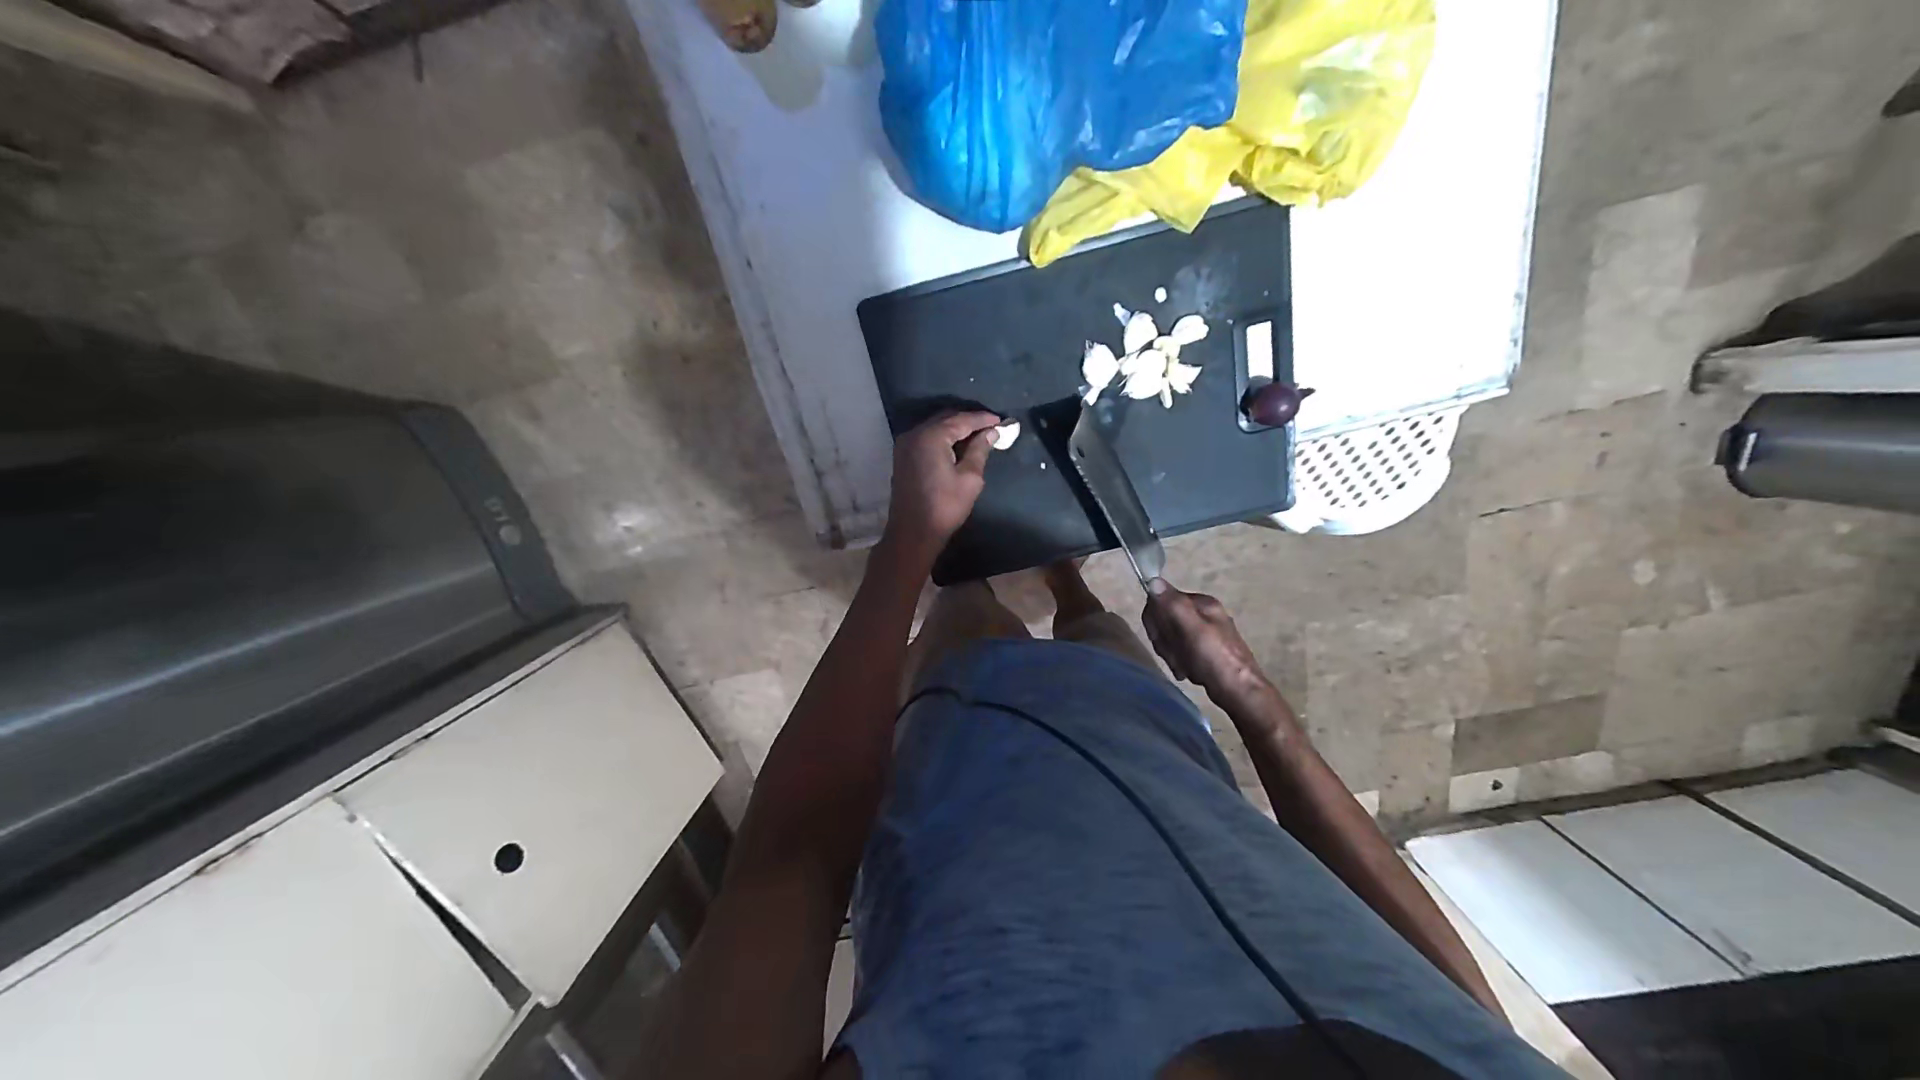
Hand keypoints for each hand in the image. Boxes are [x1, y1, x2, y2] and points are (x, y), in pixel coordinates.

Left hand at [882, 411, 1002, 564]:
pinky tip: (957, 445)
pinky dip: (943, 437)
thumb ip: (979, 450)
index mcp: (931, 437)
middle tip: (991, 427)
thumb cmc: (945, 507)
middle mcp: (914, 434)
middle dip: (969, 421)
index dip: (982, 419)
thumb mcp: (969, 478)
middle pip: (946, 419)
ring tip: (978, 435)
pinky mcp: (903, 456)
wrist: (913, 533)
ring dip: (955, 428)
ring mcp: (905, 444)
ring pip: (935, 427)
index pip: (961, 420)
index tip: (1001, 420)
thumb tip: (991, 433)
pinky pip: (926, 438)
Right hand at [1142, 579, 1273, 703]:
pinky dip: (1181, 661)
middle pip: (1166, 619)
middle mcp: (1205, 613)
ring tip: (1183, 666)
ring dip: (1172, 653)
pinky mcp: (1206, 649)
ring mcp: (1206, 632)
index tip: (1161, 639)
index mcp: (1202, 603)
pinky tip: (1188, 671)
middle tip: (1175, 656)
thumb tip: (1153, 580)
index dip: (1156, 621)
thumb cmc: (1215, 660)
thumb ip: (1173, 605)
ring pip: (1172, 637)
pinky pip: (1182, 650)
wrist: (1241, 692)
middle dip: (1165, 640)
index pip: (1162, 600)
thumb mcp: (1192, 630)